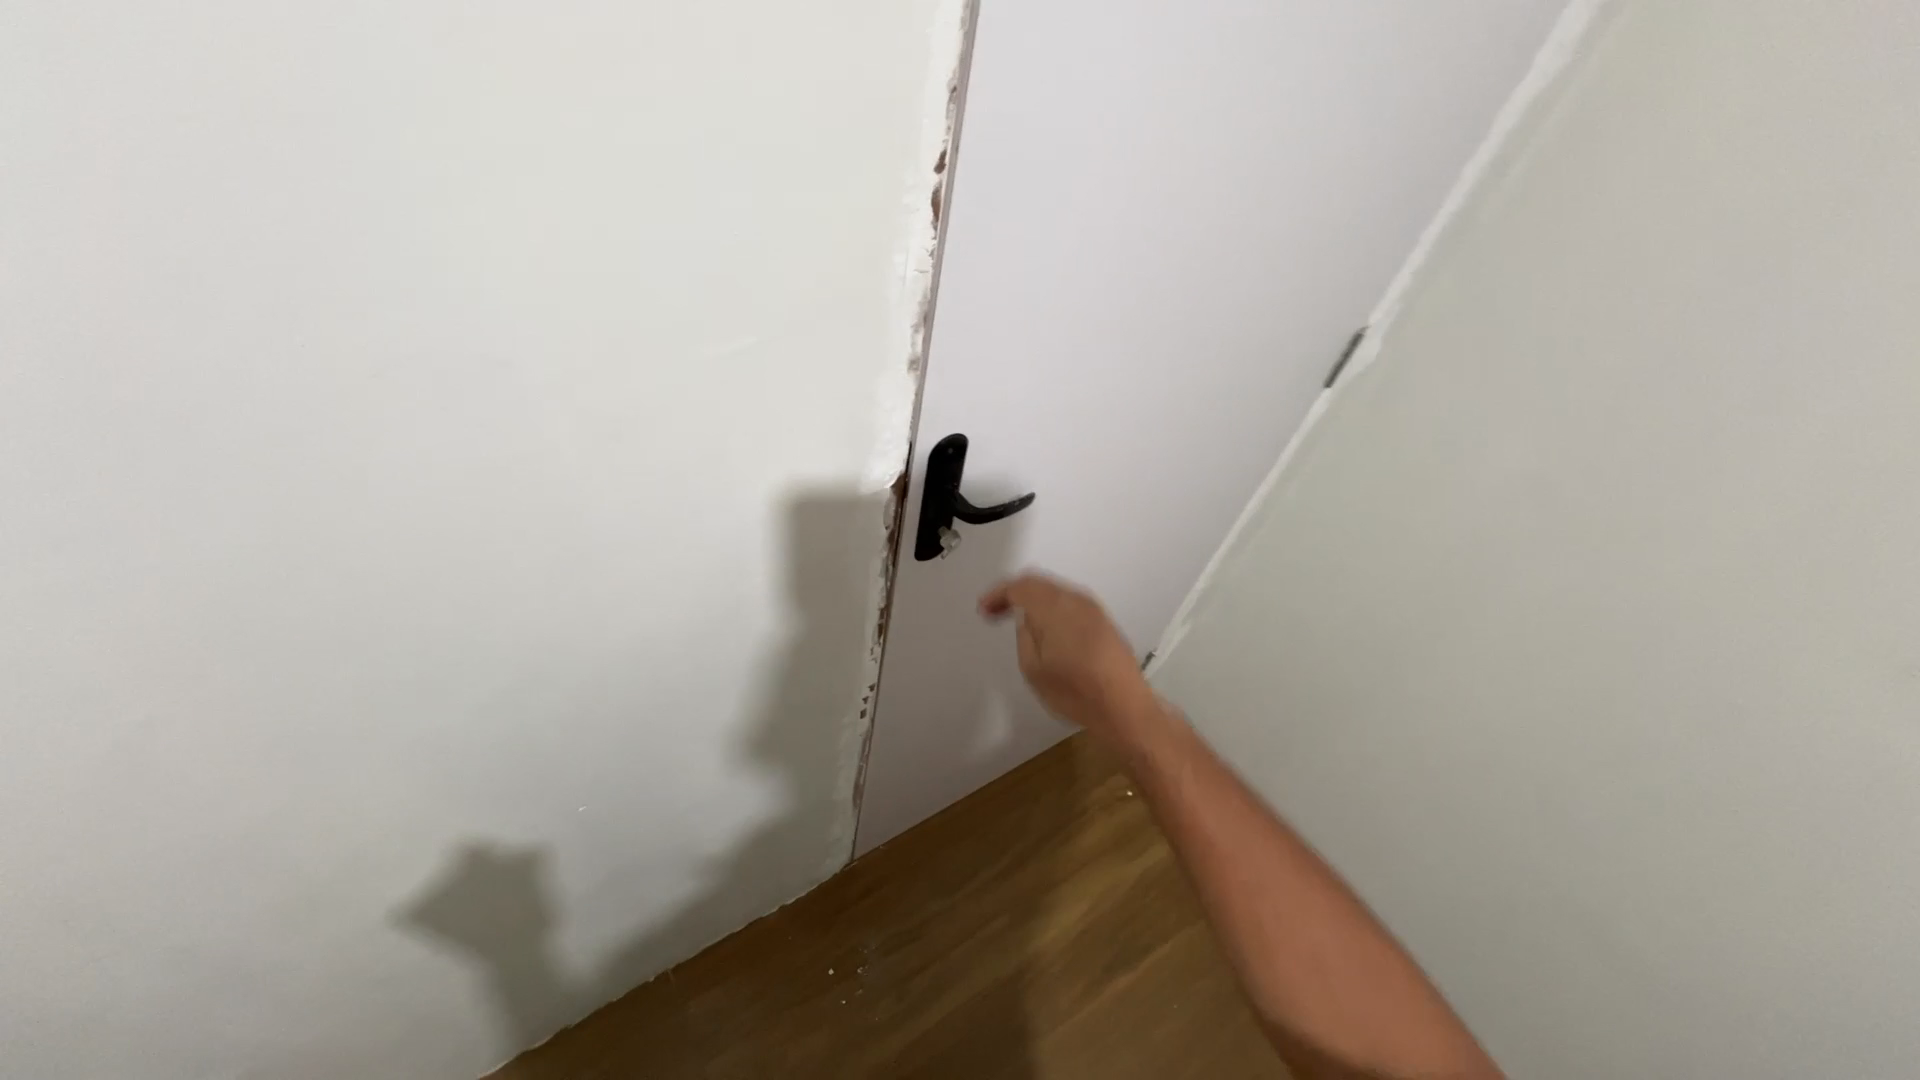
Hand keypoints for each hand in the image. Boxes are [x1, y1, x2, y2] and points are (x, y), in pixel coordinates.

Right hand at [979, 573, 1162, 750]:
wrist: (1123, 706)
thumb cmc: (1074, 691)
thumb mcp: (1033, 668)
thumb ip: (1025, 635)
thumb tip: (1026, 618)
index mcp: (1054, 607)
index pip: (1020, 586)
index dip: (998, 593)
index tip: (984, 609)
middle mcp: (1076, 599)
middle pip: (1039, 583)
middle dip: (1015, 594)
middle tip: (997, 611)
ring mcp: (1094, 609)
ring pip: (1056, 592)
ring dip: (1035, 601)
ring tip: (1019, 620)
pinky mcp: (1104, 621)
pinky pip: (1070, 604)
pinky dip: (1052, 609)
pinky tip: (1047, 628)